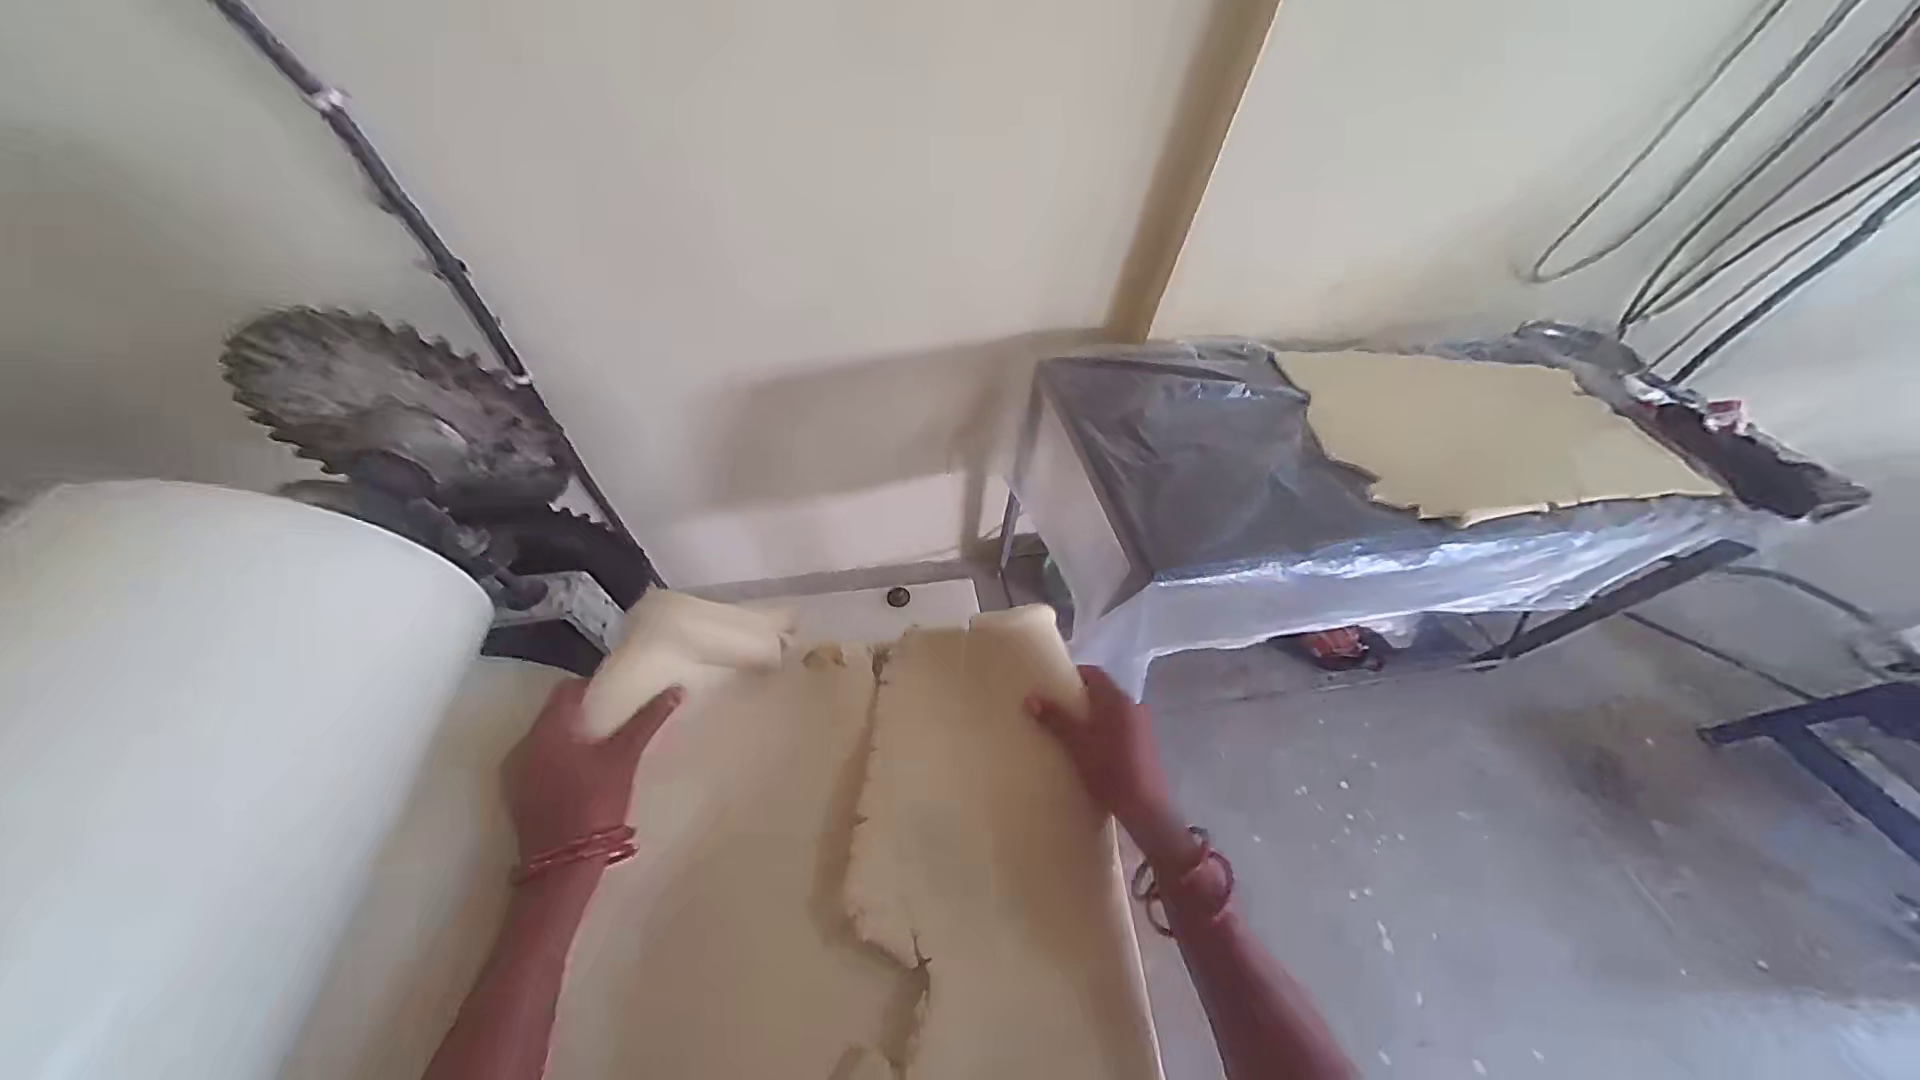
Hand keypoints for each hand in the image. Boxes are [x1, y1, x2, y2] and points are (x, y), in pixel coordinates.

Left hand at [502, 679, 683, 860]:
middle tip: (618, 717)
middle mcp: (523, 746)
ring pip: (547, 738)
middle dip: (585, 712)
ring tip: (606, 744)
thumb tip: (675, 690)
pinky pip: (540, 760)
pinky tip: (586, 770)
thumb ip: (647, 720)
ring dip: (573, 735)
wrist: (563, 864)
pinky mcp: (517, 794)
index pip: (566, 690)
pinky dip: (561, 756)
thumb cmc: (594, 802)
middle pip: (555, 713)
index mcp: (546, 730)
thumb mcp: (625, 757)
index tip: (619, 693)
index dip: (593, 686)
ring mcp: (515, 772)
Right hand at [1026, 666, 1172, 834]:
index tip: (1055, 684)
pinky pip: (1122, 726)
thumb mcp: (1076, 742)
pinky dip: (1106, 729)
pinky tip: (1094, 749)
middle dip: (1081, 698)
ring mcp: (1143, 725)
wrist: (1144, 807)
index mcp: (1117, 698)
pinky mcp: (1147, 744)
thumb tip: (1031, 697)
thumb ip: (1054, 718)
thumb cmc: (1108, 768)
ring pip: (1113, 710)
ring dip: (1094, 715)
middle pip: (1103, 691)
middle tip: (1058, 709)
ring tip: (1073, 731)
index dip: (1074, 675)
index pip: (1094, 673)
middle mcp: (1134, 705)